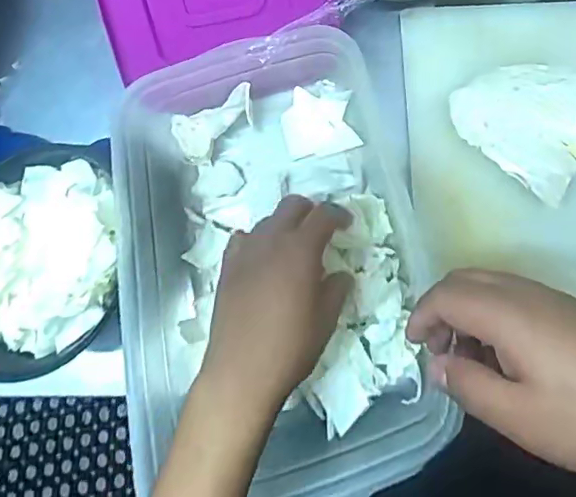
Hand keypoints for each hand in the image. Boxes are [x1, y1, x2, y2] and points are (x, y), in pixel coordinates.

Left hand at [199, 194, 352, 415]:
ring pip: (268, 220)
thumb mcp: (325, 321)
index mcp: (300, 248)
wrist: (240, 370)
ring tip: (292, 249)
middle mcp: (272, 239)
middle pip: (292, 205)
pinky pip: (244, 238)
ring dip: (284, 226)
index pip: (323, 214)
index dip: (338, 214)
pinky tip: (262, 259)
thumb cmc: (290, 346)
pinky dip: (258, 240)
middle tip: (321, 230)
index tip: (347, 223)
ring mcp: (246, 249)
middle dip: (310, 211)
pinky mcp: (228, 264)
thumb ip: (337, 289)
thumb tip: (341, 274)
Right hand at [406, 269, 575, 478]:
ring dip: (465, 309)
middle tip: (436, 351)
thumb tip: (437, 365)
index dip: (421, 316)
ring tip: (468, 358)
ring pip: (487, 282)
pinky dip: (489, 310)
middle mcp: (521, 289)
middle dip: (439, 308)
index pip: (445, 294)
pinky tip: (505, 354)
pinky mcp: (565, 306)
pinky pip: (510, 292)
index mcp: (504, 310)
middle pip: (463, 279)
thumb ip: (469, 387)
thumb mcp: (520, 416)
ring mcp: (546, 294)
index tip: (412, 346)